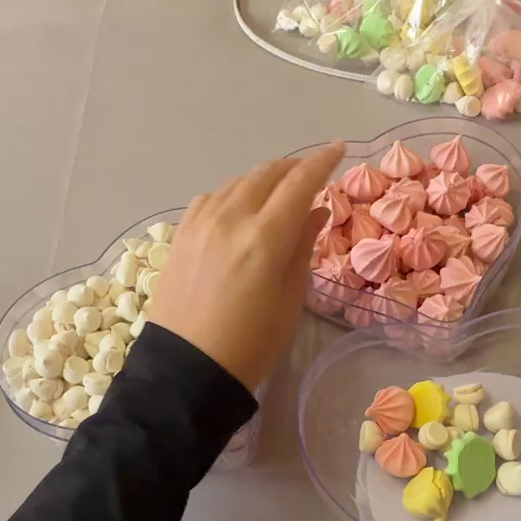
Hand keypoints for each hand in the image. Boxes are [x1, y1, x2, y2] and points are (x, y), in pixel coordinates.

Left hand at [146, 143, 345, 387]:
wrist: (185, 371)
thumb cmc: (250, 345)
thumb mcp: (289, 301)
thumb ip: (302, 248)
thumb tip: (315, 211)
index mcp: (264, 238)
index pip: (299, 183)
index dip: (322, 162)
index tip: (339, 149)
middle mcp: (230, 219)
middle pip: (267, 175)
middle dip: (293, 168)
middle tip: (312, 173)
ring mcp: (200, 224)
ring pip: (237, 183)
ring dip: (262, 180)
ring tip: (278, 193)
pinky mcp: (180, 236)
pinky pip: (210, 199)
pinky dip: (232, 195)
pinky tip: (238, 209)